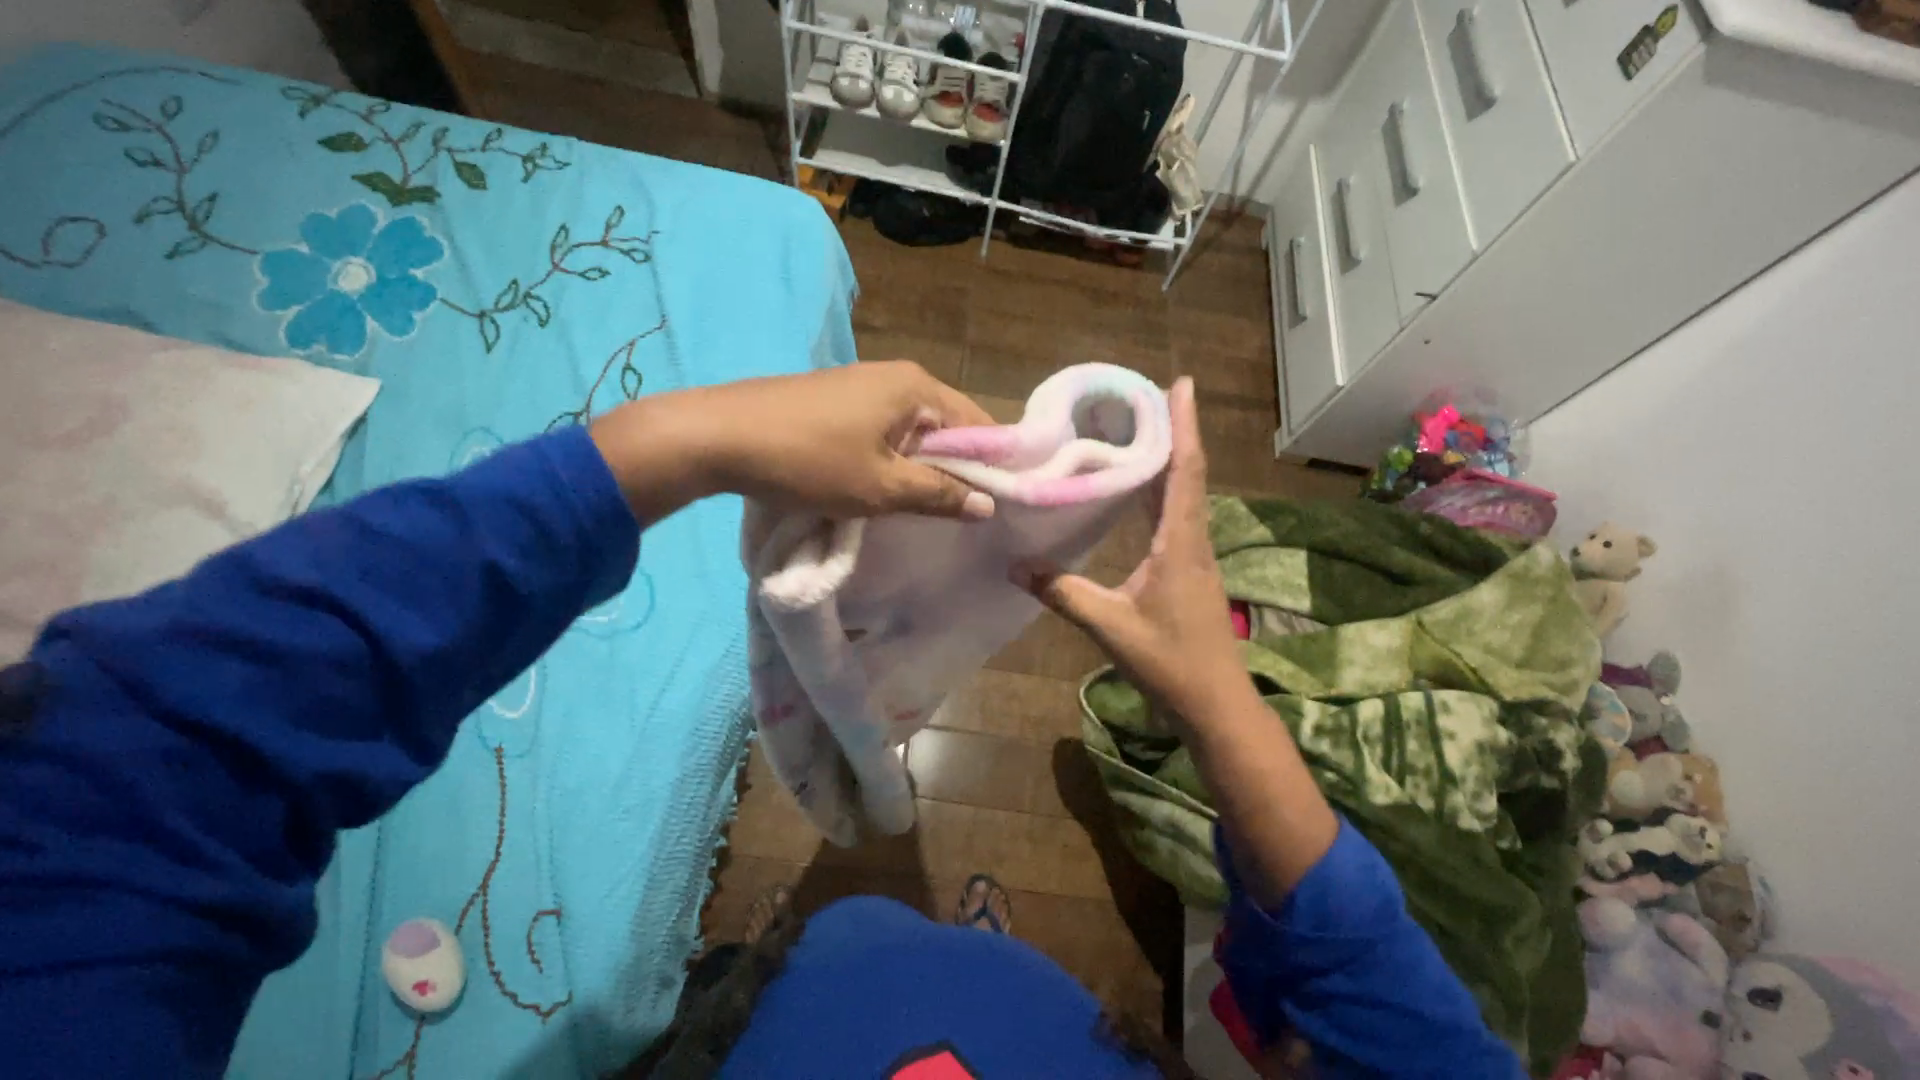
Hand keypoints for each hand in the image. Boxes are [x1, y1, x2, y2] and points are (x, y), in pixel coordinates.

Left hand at [591, 361, 994, 524]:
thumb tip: (987, 504)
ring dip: (922, 463)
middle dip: (957, 466)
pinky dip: (892, 455)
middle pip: (946, 423)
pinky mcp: (834, 398)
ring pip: (912, 428)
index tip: (1001, 503)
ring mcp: (861, 382)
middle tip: (965, 512)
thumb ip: (938, 494)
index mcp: (917, 387)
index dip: (994, 464)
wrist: (718, 436)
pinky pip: (882, 427)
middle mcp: (895, 375)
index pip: (979, 423)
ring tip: (926, 505)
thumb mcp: (880, 488)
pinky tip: (884, 485)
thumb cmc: (809, 461)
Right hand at [1021, 377, 1338, 900]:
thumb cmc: (1169, 662)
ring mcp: (1195, 557)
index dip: (1183, 425)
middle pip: (1186, 473)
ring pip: (1182, 495)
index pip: (1184, 471)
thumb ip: (1063, 593)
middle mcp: (1193, 540)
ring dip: (1166, 460)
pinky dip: (1160, 493)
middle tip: (1144, 397)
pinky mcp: (1190, 572)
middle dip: (1171, 431)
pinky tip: (1138, 493)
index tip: (1180, 384)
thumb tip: (1016, 565)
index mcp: (1180, 544)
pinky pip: (1177, 518)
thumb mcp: (1110, 626)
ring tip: (1138, 430)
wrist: (1216, 703)